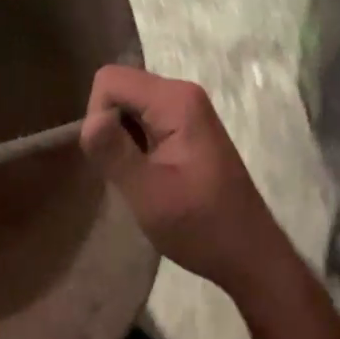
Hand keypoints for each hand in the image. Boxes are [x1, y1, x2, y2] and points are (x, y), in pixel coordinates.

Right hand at [79, 65, 278, 292]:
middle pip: (119, 87)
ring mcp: (187, 106)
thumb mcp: (149, 195)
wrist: (251, 257)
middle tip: (126, 170)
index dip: (98, 115)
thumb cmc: (201, 227)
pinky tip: (150, 170)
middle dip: (109, 125)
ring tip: (139, 173)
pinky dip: (135, 139)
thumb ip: (115, 152)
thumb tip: (88, 120)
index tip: (114, 158)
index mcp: (176, 100)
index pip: (110, 81)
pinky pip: (143, 114)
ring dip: (121, 135)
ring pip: (128, 101)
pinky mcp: (187, 122)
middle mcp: (182, 91)